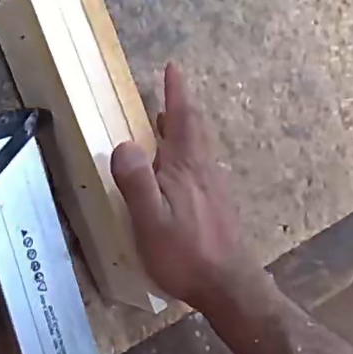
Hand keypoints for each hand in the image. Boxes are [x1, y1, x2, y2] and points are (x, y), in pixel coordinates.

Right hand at [111, 63, 264, 313]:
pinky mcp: (217, 205)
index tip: (174, 67)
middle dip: (184, 105)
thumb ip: (136, 182)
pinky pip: (202, 164)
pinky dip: (190, 150)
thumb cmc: (185, 254)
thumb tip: (123, 144)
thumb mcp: (150, 221)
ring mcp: (214, 188)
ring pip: (201, 147)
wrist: (229, 286)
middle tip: (172, 87)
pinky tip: (182, 167)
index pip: (184, 120)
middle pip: (196, 129)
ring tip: (170, 121)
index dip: (178, 93)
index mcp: (186, 168)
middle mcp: (204, 171)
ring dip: (187, 127)